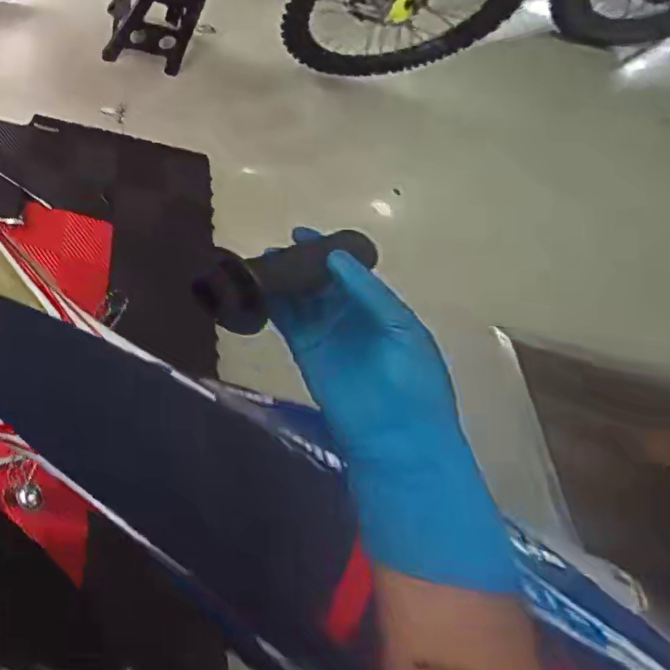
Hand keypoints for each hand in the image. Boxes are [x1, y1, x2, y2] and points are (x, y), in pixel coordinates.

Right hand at [264, 229, 514, 592]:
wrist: (396, 436)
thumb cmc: (414, 384)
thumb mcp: (403, 332)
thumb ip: (370, 294)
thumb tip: (335, 258)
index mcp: (380, 308)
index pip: (348, 272)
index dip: (326, 251)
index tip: (302, 232)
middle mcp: (349, 316)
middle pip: (317, 281)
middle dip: (297, 263)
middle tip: (274, 248)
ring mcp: (324, 333)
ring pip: (297, 297)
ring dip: (280, 280)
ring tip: (259, 263)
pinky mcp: (302, 349)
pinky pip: (283, 319)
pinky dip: (269, 303)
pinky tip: (255, 288)